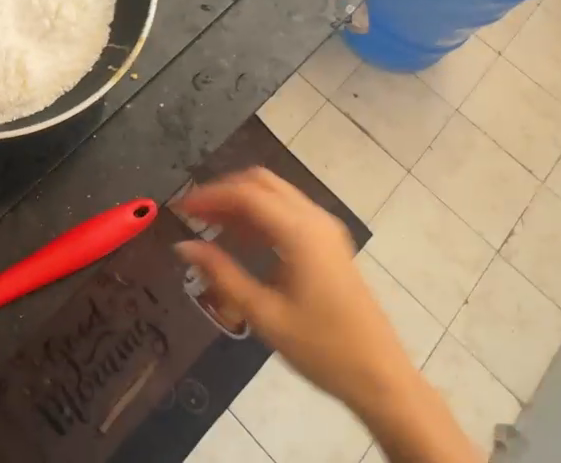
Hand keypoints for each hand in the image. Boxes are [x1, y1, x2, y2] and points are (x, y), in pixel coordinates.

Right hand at [173, 168, 415, 413]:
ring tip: (210, 226)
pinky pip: (288, 212)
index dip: (209, 195)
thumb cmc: (322, 349)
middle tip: (194, 213)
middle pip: (261, 182)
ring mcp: (326, 230)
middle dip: (224, 192)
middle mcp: (314, 220)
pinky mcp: (330, 244)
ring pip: (275, 194)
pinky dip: (260, 216)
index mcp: (299, 232)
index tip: (180, 207)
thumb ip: (221, 274)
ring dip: (241, 203)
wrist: (381, 378)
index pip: (245, 194)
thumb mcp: (264, 315)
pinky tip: (241, 242)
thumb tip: (184, 246)